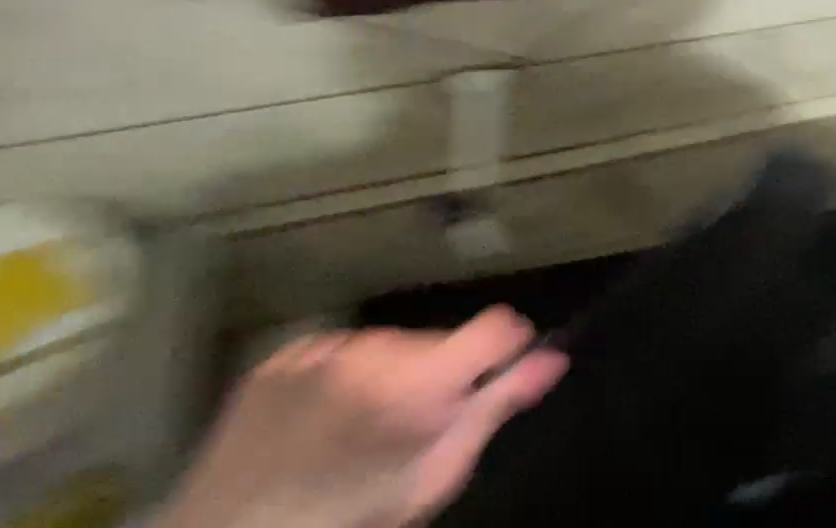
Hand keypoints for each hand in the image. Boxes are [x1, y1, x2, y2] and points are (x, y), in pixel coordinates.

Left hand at [159, 306, 566, 527]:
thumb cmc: (353, 518)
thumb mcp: (437, 475)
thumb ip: (497, 408)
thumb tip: (553, 359)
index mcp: (421, 384)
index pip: (496, 327)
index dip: (506, 347)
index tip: (496, 374)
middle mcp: (376, 352)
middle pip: (440, 339)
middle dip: (440, 371)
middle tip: (413, 425)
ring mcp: (323, 351)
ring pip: (390, 344)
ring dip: (392, 372)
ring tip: (360, 429)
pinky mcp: (282, 357)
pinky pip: (340, 349)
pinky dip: (344, 375)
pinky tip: (323, 420)